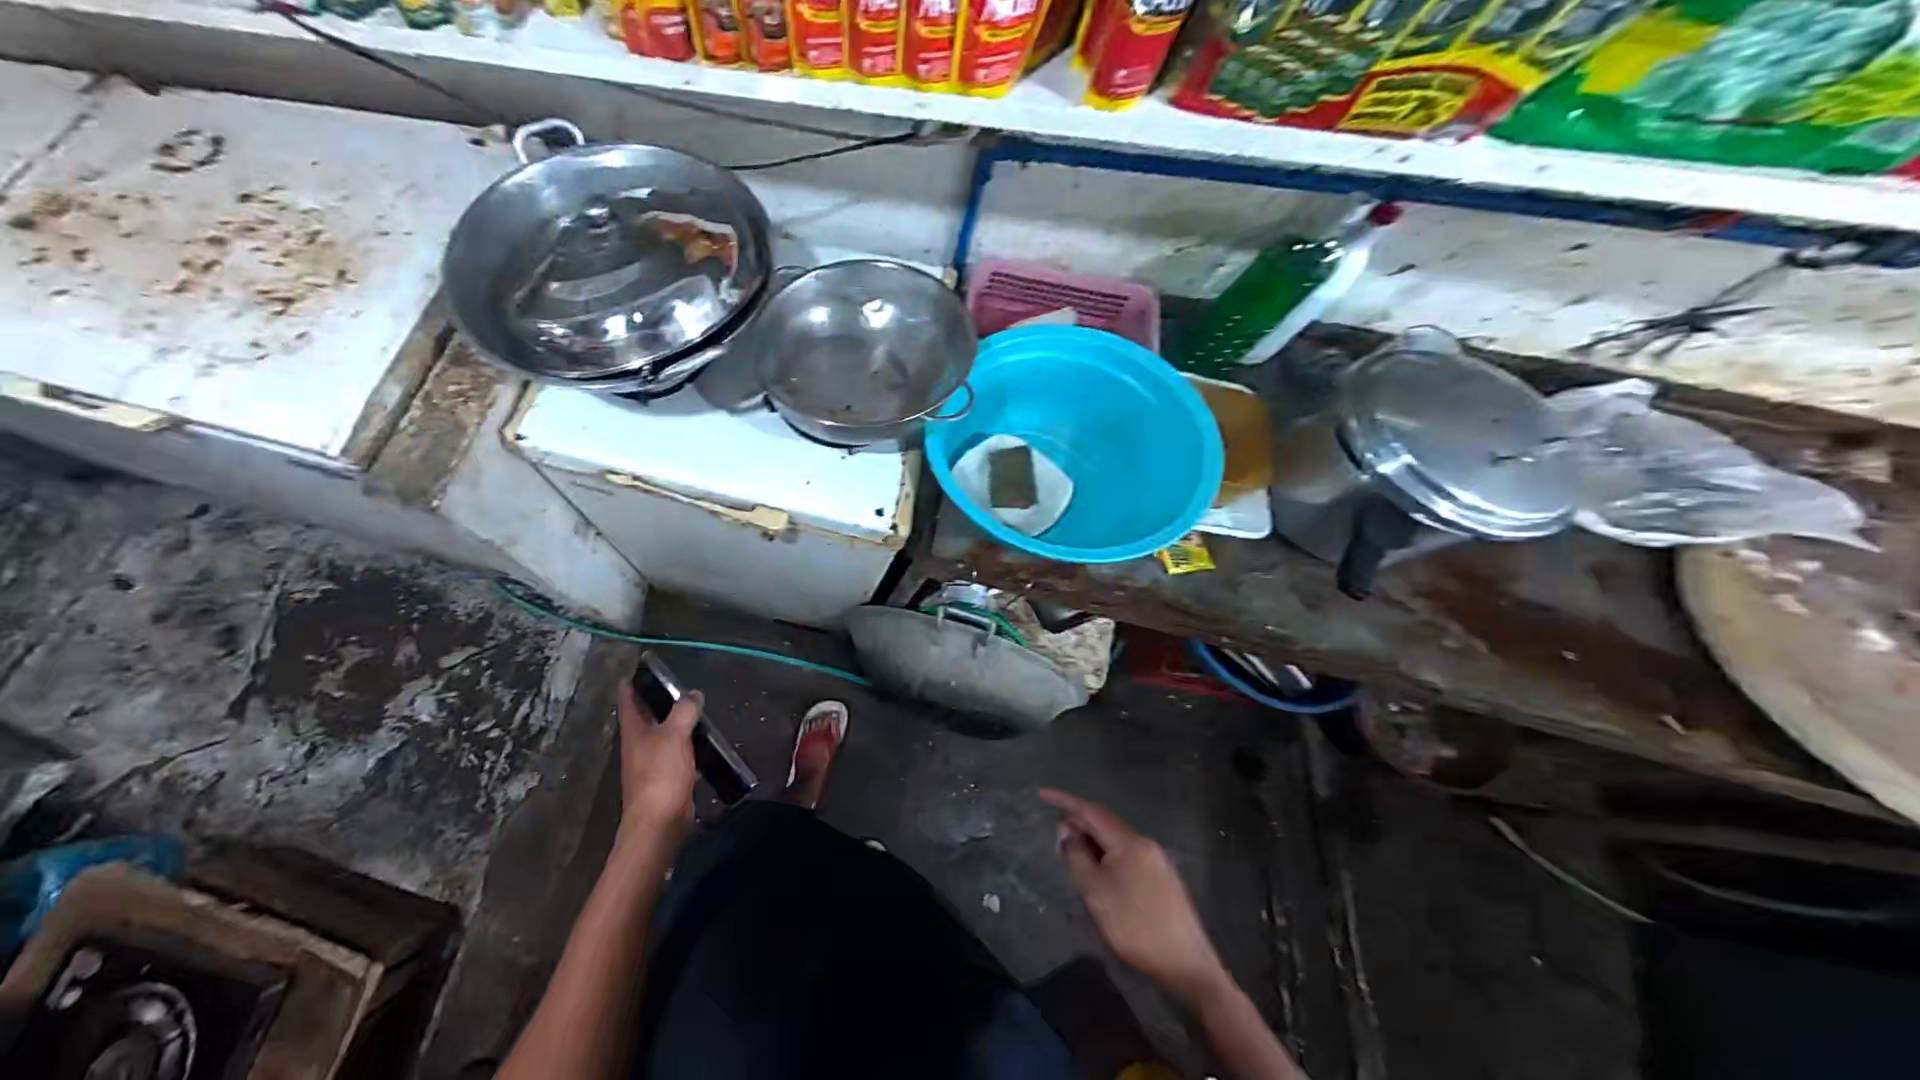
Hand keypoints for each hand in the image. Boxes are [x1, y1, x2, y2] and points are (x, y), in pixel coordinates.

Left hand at [617, 678, 700, 837]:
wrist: (659, 823)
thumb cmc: (660, 775)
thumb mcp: (674, 736)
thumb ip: (684, 711)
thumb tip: (694, 694)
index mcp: (634, 731)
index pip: (628, 700)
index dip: (632, 683)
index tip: (640, 667)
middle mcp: (638, 744)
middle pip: (644, 716)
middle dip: (655, 700)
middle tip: (674, 682)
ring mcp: (650, 762)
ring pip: (661, 733)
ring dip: (672, 721)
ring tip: (692, 706)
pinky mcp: (665, 777)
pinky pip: (675, 751)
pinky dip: (685, 742)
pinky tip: (700, 738)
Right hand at [1042, 788, 1228, 1003]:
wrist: (1185, 963)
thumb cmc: (1135, 926)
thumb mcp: (1095, 891)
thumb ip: (1077, 855)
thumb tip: (1066, 828)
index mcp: (1130, 842)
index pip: (1092, 811)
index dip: (1066, 801)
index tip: (1043, 794)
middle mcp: (1145, 844)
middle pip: (1105, 825)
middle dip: (1078, 826)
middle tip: (1055, 841)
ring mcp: (1156, 861)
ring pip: (1115, 842)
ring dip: (1092, 844)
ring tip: (1073, 859)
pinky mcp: (1161, 879)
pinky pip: (1126, 856)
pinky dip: (1107, 858)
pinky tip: (1099, 876)